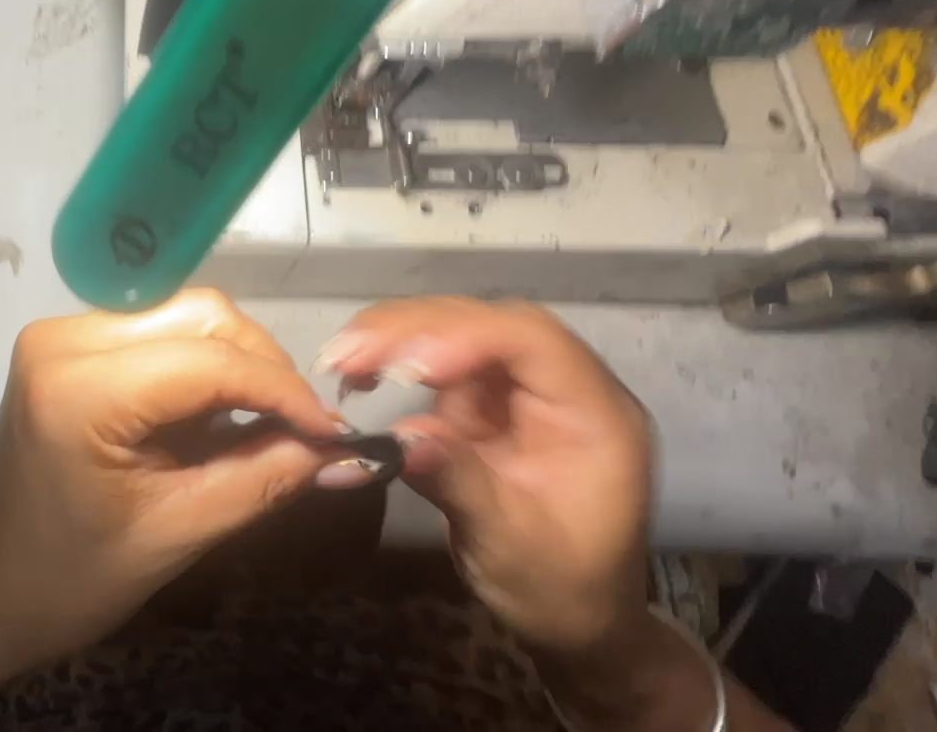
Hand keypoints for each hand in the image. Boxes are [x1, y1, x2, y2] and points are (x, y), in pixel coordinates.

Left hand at [0, 289, 343, 673]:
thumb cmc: (69, 579)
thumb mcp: (175, 533)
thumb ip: (261, 478)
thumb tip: (339, 446)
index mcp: (79, 387)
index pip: (208, 361)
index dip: (282, 390)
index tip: (334, 430)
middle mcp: (65, 337)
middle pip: (198, 316)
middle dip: (261, 366)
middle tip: (301, 428)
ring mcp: (62, 334)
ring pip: (182, 316)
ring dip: (234, 363)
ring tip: (264, 424)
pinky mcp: (68, 345)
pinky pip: (157, 333)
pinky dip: (200, 366)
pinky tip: (218, 413)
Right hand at [324, 298, 654, 657]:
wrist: (564, 614)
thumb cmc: (555, 585)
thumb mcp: (509, 545)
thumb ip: (460, 483)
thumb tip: (399, 437)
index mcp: (593, 413)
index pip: (532, 342)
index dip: (466, 338)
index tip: (405, 366)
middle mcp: (557, 383)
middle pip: (486, 322)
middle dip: (414, 329)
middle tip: (349, 353)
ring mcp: (517, 385)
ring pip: (455, 328)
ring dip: (393, 334)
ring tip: (342, 359)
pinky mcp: (482, 394)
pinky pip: (434, 354)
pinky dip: (391, 354)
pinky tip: (359, 371)